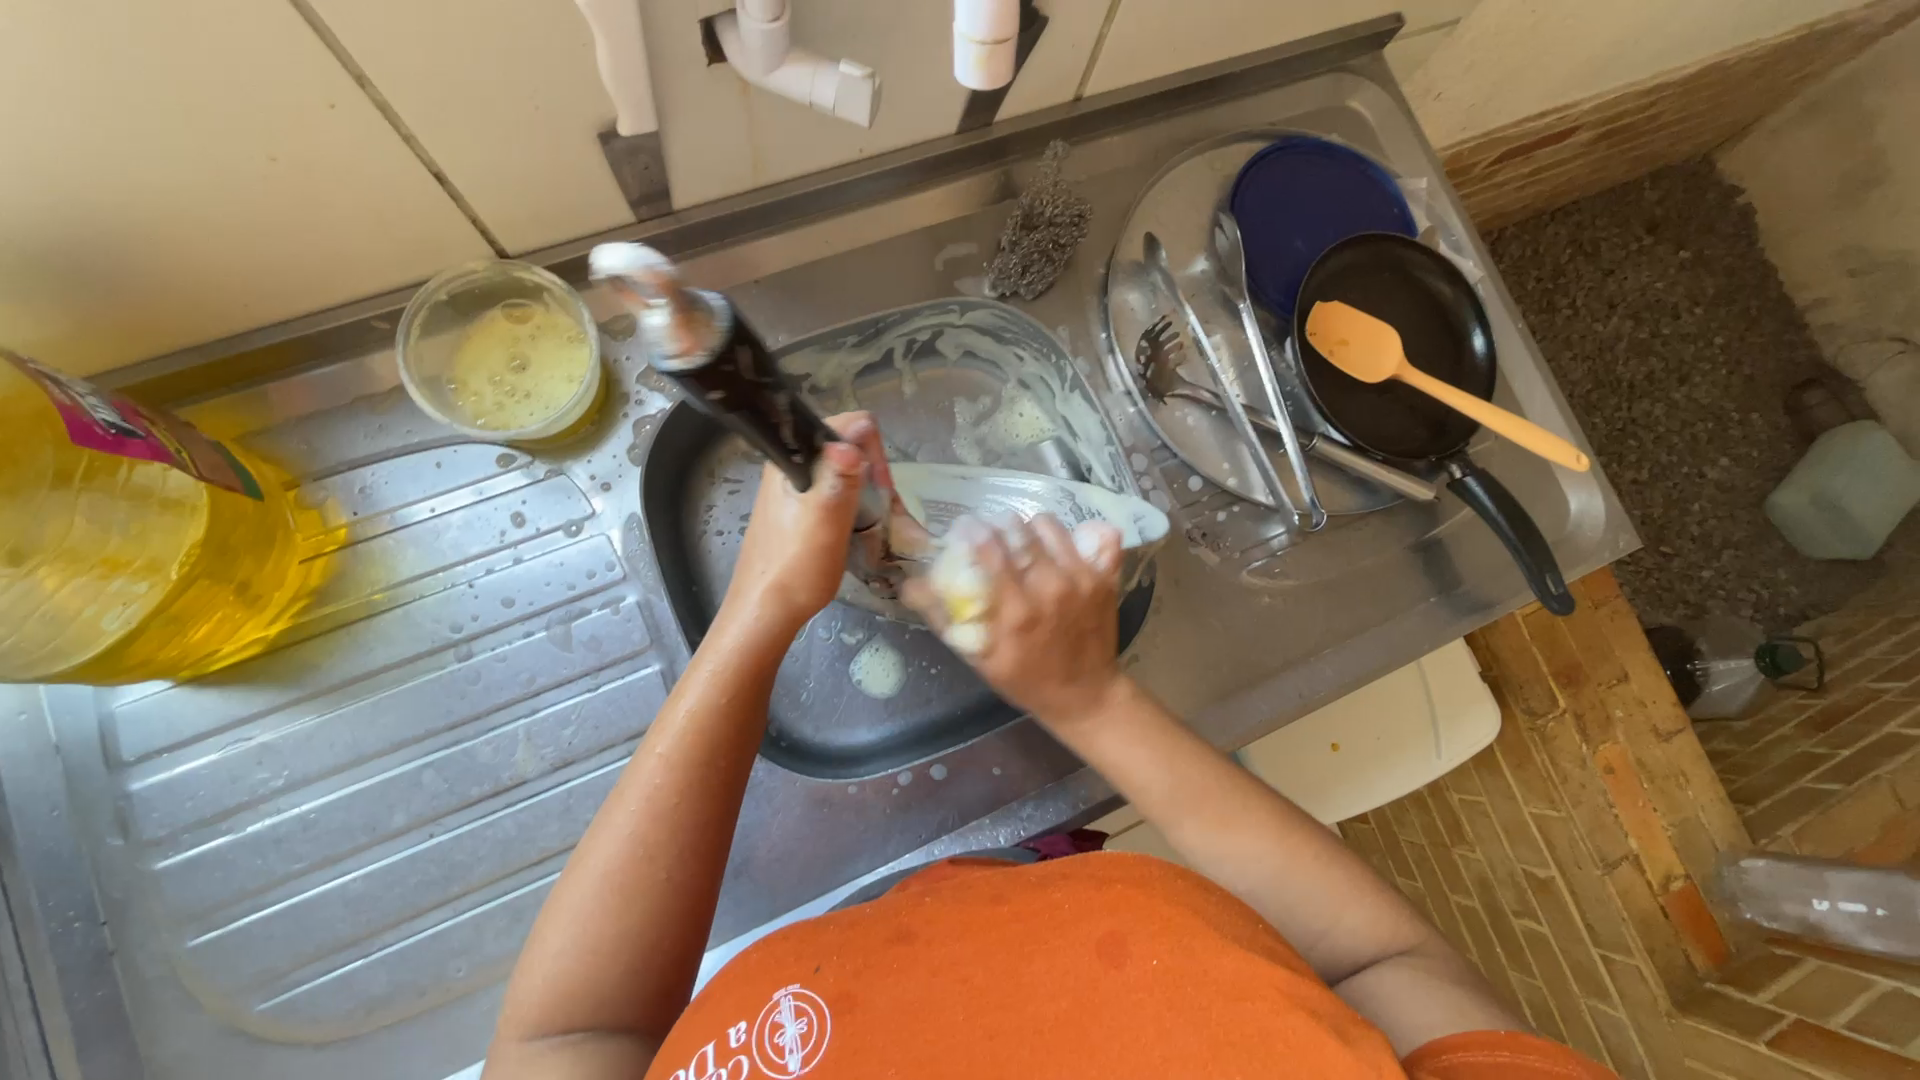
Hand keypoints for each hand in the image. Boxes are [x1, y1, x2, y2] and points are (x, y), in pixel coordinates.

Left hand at [720, 411, 893, 634]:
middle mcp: (786, 466)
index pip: (842, 425)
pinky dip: (849, 504)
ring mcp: (789, 489)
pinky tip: (852, 528)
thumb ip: (842, 473)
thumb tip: (862, 422)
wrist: (764, 613)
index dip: (870, 448)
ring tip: (870, 519)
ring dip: (861, 489)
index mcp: (788, 459)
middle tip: (878, 507)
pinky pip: (830, 492)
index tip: (880, 486)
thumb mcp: (825, 519)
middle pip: (840, 445)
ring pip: (837, 471)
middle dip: (868, 470)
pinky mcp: (794, 510)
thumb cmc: (795, 569)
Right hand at [902, 514, 1125, 727]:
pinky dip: (1072, 534)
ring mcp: (1082, 580)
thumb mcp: (978, 658)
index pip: (989, 548)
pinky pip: (1092, 536)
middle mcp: (1051, 587)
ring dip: (1029, 527)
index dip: (972, 530)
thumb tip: (910, 585)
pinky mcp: (1105, 578)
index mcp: (1017, 610)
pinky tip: (1059, 545)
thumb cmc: (1025, 679)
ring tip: (1021, 538)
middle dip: (998, 524)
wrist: (1085, 694)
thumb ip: (944, 618)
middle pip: (1019, 530)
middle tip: (990, 531)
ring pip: (1049, 526)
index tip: (963, 528)